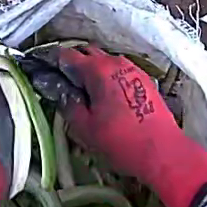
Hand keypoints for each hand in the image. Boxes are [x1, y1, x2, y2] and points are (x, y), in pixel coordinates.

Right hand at [53, 45, 206, 206]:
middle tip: (60, 78)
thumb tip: (58, 90)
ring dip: (91, 68)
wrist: (166, 154)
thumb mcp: (85, 128)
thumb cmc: (121, 141)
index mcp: (98, 70)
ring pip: (104, 61)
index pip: (66, 55)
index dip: (50, 59)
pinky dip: (107, 76)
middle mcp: (115, 62)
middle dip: (72, 61)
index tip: (40, 66)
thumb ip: (68, 104)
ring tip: (82, 87)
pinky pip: (118, 70)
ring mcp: (133, 70)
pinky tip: (104, 94)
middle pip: (87, 52)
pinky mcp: (145, 80)